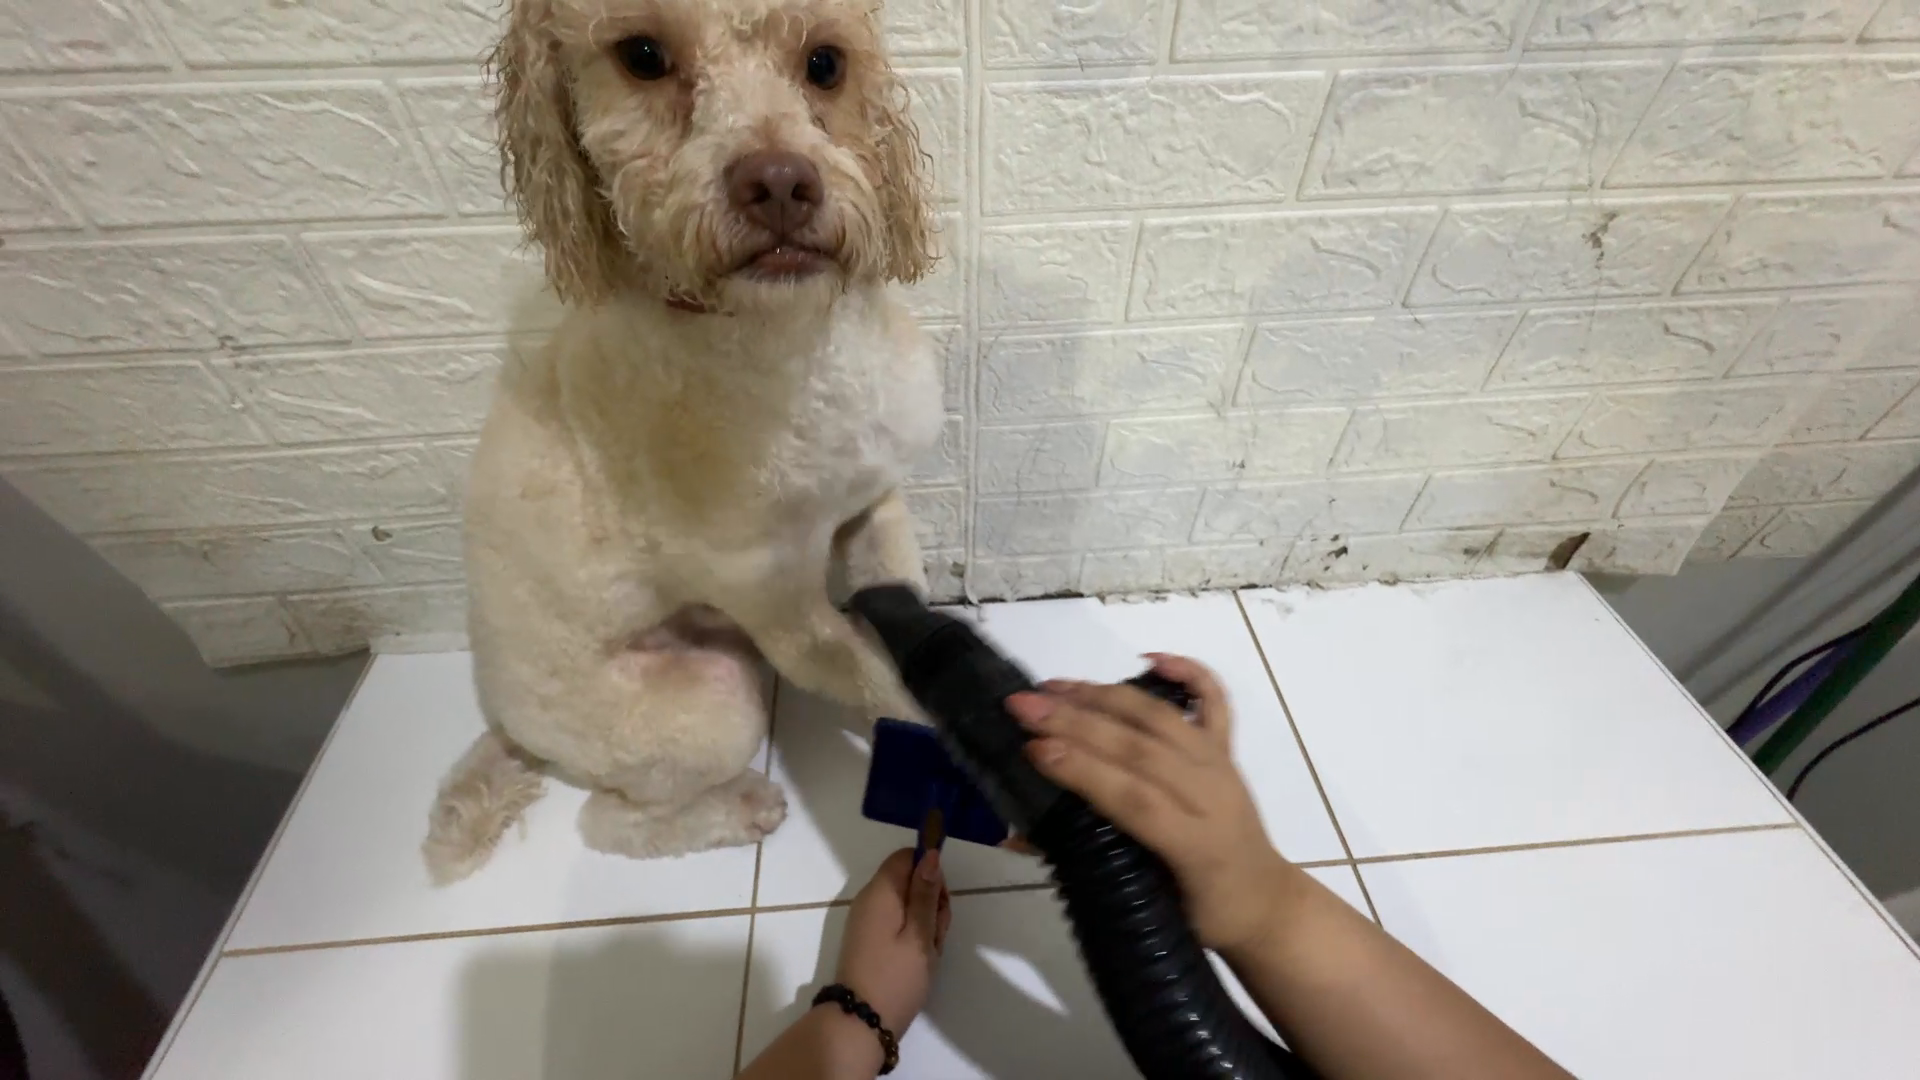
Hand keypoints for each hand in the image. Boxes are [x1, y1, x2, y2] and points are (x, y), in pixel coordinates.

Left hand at [834, 848, 950, 1035]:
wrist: (858, 1025)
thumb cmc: (895, 977)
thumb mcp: (920, 933)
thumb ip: (926, 892)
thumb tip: (930, 853)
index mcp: (881, 890)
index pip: (907, 857)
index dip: (929, 871)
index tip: (939, 902)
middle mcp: (870, 899)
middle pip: (908, 881)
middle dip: (930, 902)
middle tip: (937, 934)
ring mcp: (867, 920)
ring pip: (906, 905)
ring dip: (924, 923)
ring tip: (929, 953)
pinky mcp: (868, 940)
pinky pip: (896, 923)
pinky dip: (912, 936)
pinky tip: (919, 960)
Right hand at [1006, 655, 1293, 954]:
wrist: (1266, 903)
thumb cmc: (1200, 913)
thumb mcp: (1145, 909)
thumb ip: (1085, 868)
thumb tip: (1015, 838)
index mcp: (1196, 846)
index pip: (1134, 798)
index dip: (1083, 771)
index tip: (1032, 749)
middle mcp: (1212, 796)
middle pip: (1141, 747)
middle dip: (1077, 722)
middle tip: (1024, 705)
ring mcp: (1221, 766)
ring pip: (1160, 718)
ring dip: (1103, 696)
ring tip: (1052, 685)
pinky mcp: (1228, 750)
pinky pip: (1213, 701)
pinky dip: (1188, 672)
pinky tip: (1151, 657)